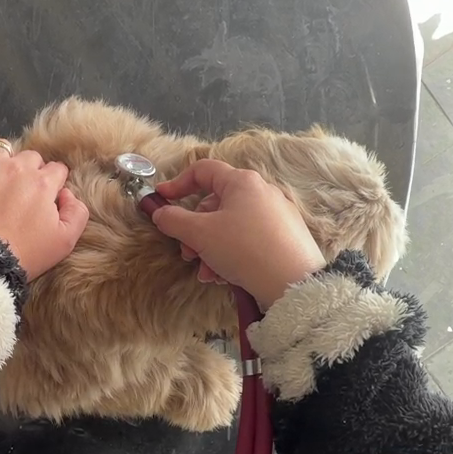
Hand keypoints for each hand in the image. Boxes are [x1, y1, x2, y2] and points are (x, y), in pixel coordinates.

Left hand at [0, 140, 89, 280]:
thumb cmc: (24, 254)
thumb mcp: (65, 242)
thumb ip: (77, 213)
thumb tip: (67, 193)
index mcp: (43, 183)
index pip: (57, 170)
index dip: (53, 184)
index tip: (44, 199)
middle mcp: (18, 168)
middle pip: (31, 158)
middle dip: (30, 172)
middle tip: (21, 194)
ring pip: (3, 149)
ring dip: (5, 161)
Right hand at [151, 158, 325, 307]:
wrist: (292, 282)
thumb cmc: (243, 249)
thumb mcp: (199, 234)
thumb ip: (174, 220)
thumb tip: (160, 212)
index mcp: (241, 182)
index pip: (203, 171)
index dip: (177, 183)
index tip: (160, 199)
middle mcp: (262, 191)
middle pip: (215, 204)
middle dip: (194, 231)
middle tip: (187, 254)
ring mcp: (276, 214)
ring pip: (230, 225)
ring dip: (210, 248)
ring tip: (207, 273)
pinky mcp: (285, 236)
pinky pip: (249, 238)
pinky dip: (231, 254)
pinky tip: (226, 276)